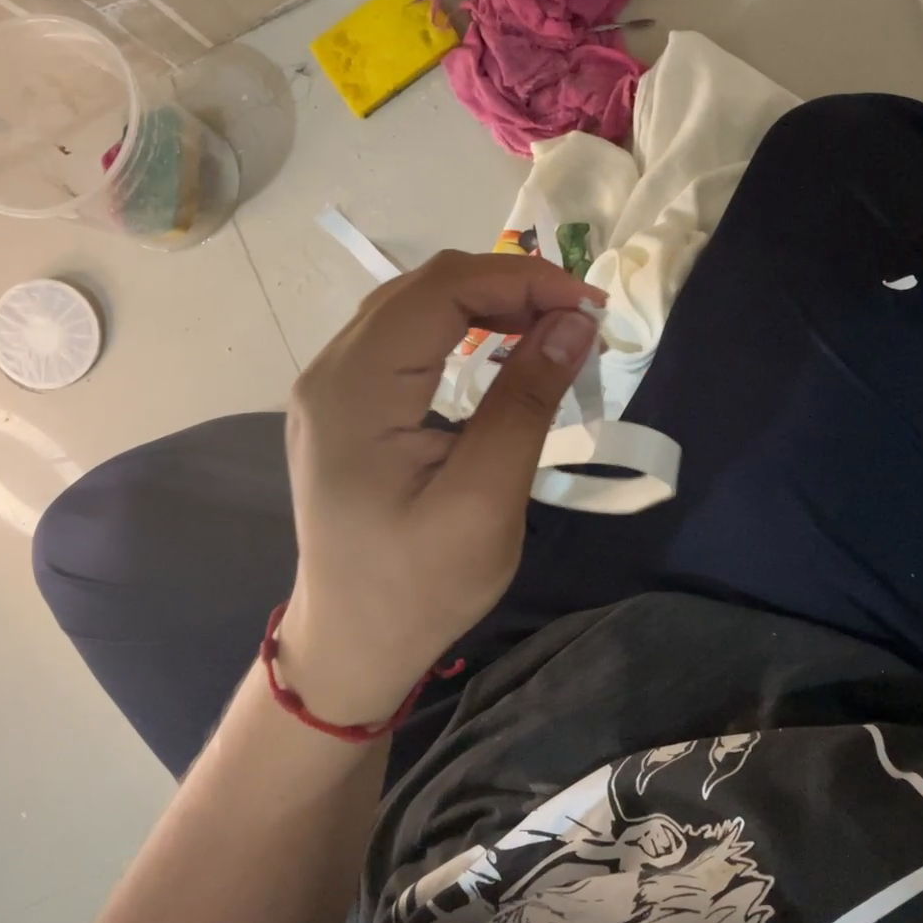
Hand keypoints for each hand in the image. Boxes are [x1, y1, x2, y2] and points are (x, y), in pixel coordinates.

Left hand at [278, 252, 603, 722]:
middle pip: (425, 287)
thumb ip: (526, 403)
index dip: (521, 280)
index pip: (441, 291)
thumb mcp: (485, 500)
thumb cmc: (420, 585)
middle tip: (578, 317)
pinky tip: (501, 345)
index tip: (591, 306)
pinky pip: (407, 336)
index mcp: (355, 391)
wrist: (353, 642)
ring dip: (488, 301)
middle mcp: (331, 372)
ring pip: (415, 304)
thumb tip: (574, 322)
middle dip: (509, 285)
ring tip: (551, 325)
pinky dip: (463, 326)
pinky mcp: (347, 403)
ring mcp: (333, 385)